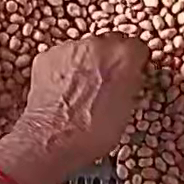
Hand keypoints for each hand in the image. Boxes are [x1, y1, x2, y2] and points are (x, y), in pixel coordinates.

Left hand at [4, 34, 149, 173]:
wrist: (52, 139)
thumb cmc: (92, 132)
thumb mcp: (127, 111)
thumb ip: (130, 84)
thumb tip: (129, 79)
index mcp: (123, 56)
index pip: (137, 47)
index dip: (133, 62)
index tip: (130, 72)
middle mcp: (96, 45)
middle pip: (108, 44)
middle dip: (108, 60)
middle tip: (104, 83)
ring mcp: (69, 48)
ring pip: (82, 49)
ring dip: (83, 63)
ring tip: (80, 90)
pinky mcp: (47, 56)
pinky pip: (60, 58)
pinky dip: (62, 69)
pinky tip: (62, 90)